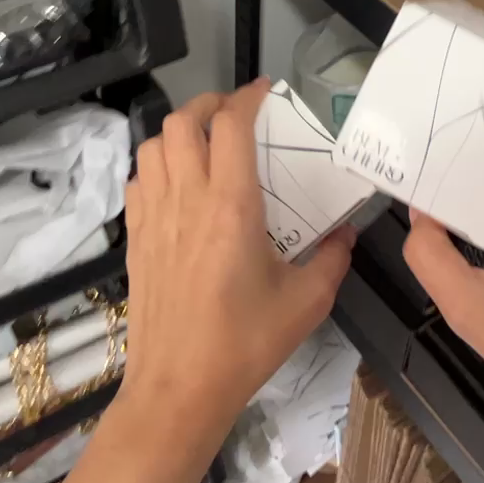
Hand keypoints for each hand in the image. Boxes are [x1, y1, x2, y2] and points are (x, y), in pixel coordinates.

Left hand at [119, 80, 354, 432]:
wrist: (179, 389)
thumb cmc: (245, 342)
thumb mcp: (308, 300)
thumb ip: (334, 257)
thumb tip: (346, 232)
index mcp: (231, 206)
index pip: (230, 126)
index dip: (247, 98)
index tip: (264, 93)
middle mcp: (187, 200)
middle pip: (182, 122)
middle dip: (209, 105)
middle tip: (235, 114)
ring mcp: (154, 217)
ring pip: (152, 145)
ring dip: (179, 132)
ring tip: (204, 142)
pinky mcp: (136, 238)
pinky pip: (138, 179)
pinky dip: (156, 164)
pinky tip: (177, 183)